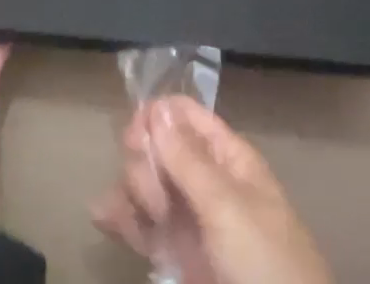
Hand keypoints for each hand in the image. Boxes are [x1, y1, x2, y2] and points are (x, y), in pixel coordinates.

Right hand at [94, 96, 332, 283]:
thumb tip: (158, 106)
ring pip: (144, 184)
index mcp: (227, 159)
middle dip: (144, 165)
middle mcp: (203, 181)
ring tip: (139, 221)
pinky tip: (105, 220)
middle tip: (155, 199)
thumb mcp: (229, 207)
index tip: (136, 136)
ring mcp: (188, 218)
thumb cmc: (265, 262)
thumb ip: (189, 159)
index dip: (155, 117)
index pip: (184, 116)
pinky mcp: (173, 252)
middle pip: (156, 147)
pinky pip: (139, 224)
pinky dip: (120, 218)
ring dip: (130, 193)